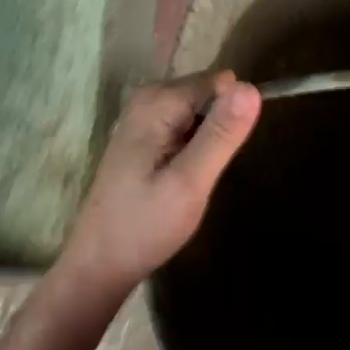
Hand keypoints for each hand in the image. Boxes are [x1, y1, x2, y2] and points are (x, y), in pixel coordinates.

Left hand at [61, 70, 261, 293]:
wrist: (98, 265)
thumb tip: (252, 88)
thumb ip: (221, 134)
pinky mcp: (143, 131)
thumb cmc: (144, 227)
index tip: (221, 155)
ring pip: (199, 109)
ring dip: (206, 139)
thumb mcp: (190, 183)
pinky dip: (192, 146)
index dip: (231, 118)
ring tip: (192, 177)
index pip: (221, 83)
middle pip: (208, 93)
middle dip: (218, 127)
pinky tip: (180, 176)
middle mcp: (148, 96)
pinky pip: (185, 123)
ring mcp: (142, 113)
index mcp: (158, 100)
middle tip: (204, 172)